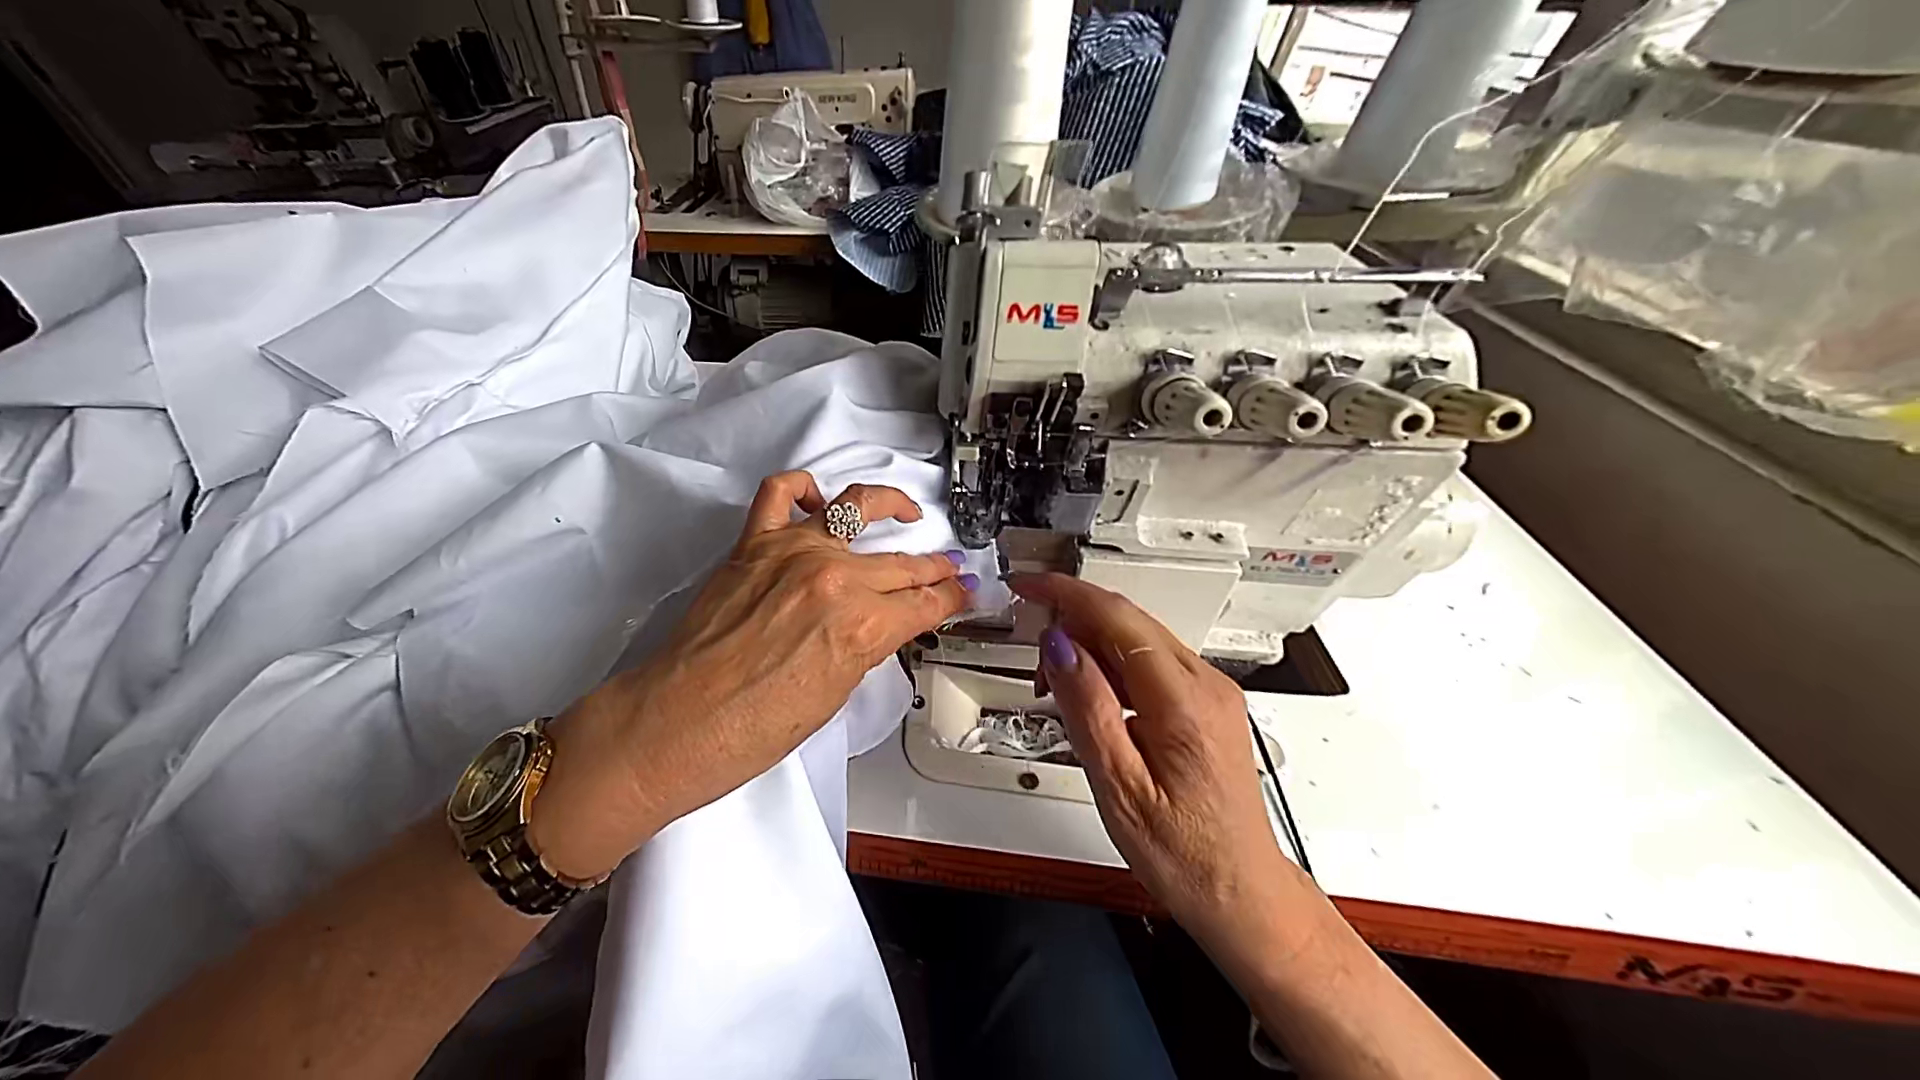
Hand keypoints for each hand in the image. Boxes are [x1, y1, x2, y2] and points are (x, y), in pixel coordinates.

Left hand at [530, 471, 973, 878]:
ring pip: (857, 510)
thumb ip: (868, 644)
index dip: (951, 599)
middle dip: (935, 568)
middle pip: (902, 564)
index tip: (962, 594)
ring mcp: (792, 553)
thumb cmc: (751, 729)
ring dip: (891, 506)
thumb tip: (885, 623)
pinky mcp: (754, 544)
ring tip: (906, 509)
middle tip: (948, 570)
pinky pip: (781, 493)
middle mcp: (834, 579)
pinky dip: (804, 488)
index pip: (925, 603)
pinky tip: (820, 498)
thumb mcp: (837, 692)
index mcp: (862, 625)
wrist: (678, 723)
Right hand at [1011, 573, 1307, 946]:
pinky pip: (1149, 662)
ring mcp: (1210, 691)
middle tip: (1033, 651)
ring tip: (1055, 685)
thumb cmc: (1187, 855)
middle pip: (1126, 620)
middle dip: (1071, 621)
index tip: (1029, 586)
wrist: (1239, 890)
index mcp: (1185, 702)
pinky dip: (1110, 666)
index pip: (1117, 617)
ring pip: (1136, 638)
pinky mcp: (1205, 703)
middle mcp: (1206, 685)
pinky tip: (1091, 696)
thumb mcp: (1119, 786)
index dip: (1065, 593)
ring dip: (1088, 646)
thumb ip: (1087, 707)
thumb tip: (1060, 647)